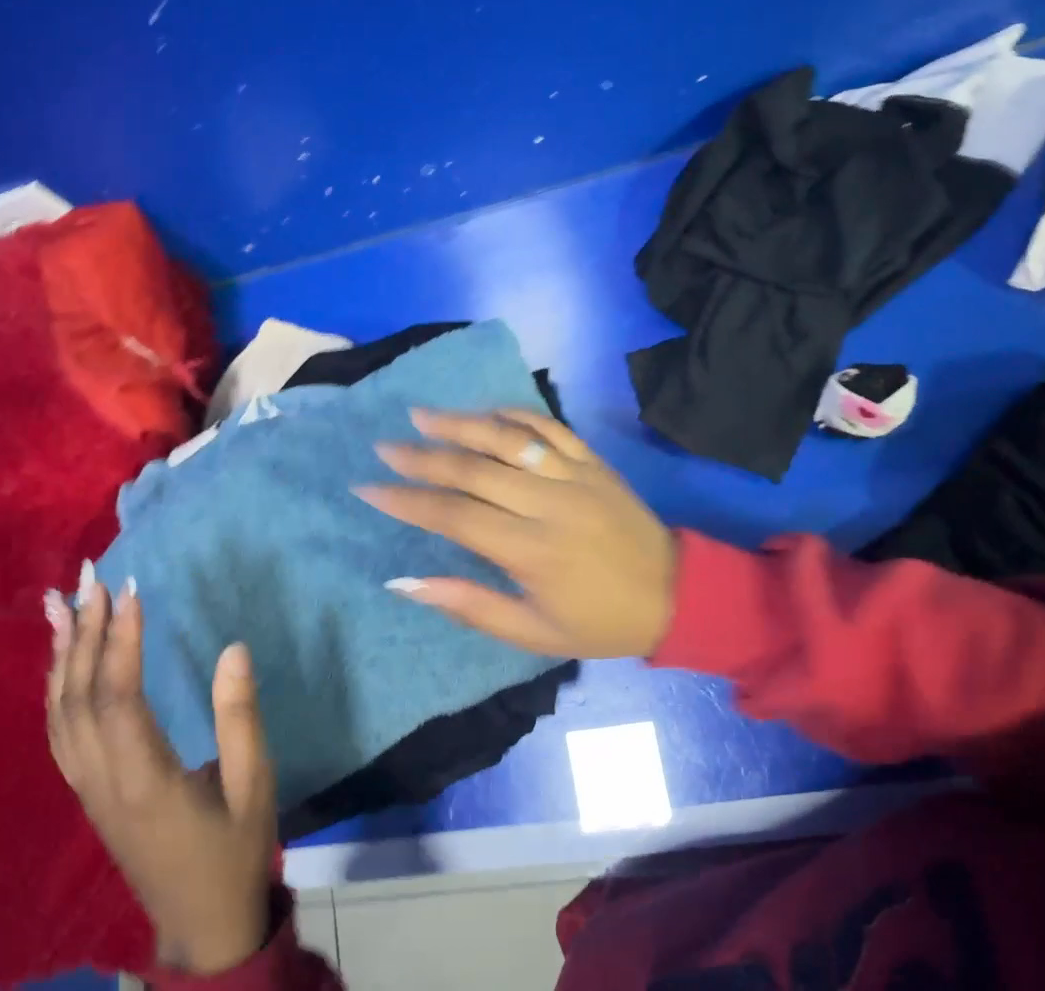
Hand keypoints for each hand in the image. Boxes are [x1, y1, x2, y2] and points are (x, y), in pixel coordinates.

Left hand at [45, 563, 276, 973]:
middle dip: (85, 631)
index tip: (131, 589)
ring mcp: (87, 789)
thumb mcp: (254, 785)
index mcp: (144, 777)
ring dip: (61, 655)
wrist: (201, 923)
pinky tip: (63, 662)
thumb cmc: (236, 851)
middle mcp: (102, 779)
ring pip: (59, 713)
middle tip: (88, 575)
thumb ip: (241, 718)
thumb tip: (234, 649)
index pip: (119, 695)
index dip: (121, 640)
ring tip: (60, 604)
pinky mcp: (88, 793)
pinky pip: (59, 733)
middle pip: (79, 696)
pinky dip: (56, 688)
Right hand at [355, 408, 676, 657]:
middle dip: (422, 457)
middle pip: (474, 470)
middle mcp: (548, 503)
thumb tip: (405, 583)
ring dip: (461, 423)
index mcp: (530, 551)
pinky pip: (550, 427)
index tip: (370, 489)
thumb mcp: (534, 633)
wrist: (675, 594)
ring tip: (421, 415)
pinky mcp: (594, 462)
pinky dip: (515, 414)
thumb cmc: (598, 622)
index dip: (408, 501)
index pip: (454, 516)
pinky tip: (485, 411)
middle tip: (384, 447)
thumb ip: (470, 606)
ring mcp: (574, 475)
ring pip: (508, 438)